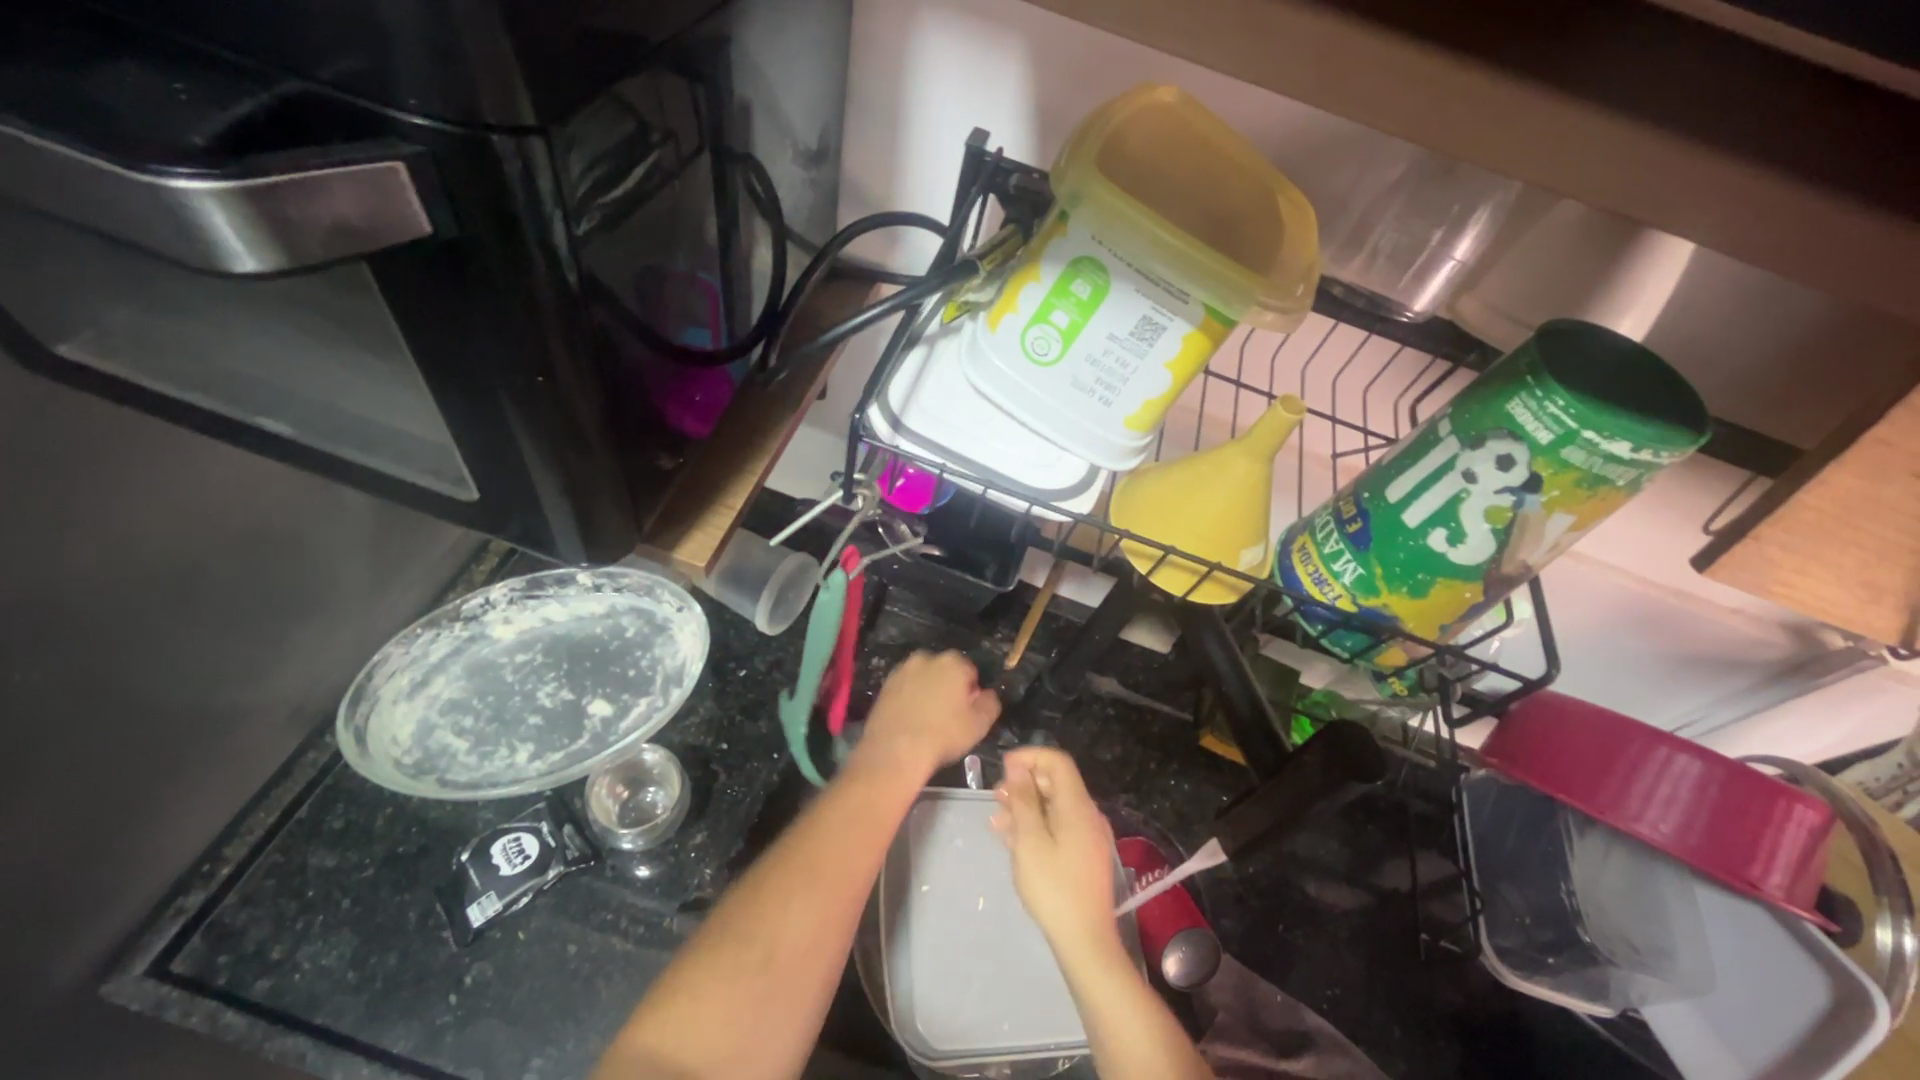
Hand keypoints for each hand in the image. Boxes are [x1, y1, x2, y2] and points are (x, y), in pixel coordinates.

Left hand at [860, 650, 998, 776]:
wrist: (895, 751)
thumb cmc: (943, 735)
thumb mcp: (980, 724)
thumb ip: (991, 702)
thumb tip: (987, 694)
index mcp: (952, 662)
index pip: (970, 672)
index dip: (971, 692)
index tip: (968, 712)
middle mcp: (925, 658)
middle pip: (945, 671)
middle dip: (949, 687)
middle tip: (949, 716)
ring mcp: (901, 671)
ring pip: (923, 679)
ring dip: (928, 692)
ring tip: (928, 720)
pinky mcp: (884, 686)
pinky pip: (905, 689)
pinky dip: (909, 699)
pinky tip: (910, 721)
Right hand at [991, 747, 1122, 958]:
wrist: (1085, 939)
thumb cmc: (1053, 887)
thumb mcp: (1029, 841)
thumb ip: (1023, 801)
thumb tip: (1018, 770)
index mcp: (1078, 806)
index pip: (1058, 762)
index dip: (1030, 757)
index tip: (1003, 768)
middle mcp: (1088, 815)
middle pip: (1057, 784)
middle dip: (1025, 783)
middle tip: (996, 797)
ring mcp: (1089, 837)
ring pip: (1055, 808)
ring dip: (1027, 807)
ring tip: (997, 819)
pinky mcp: (1086, 856)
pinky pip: (1060, 827)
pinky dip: (1037, 826)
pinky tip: (1013, 839)